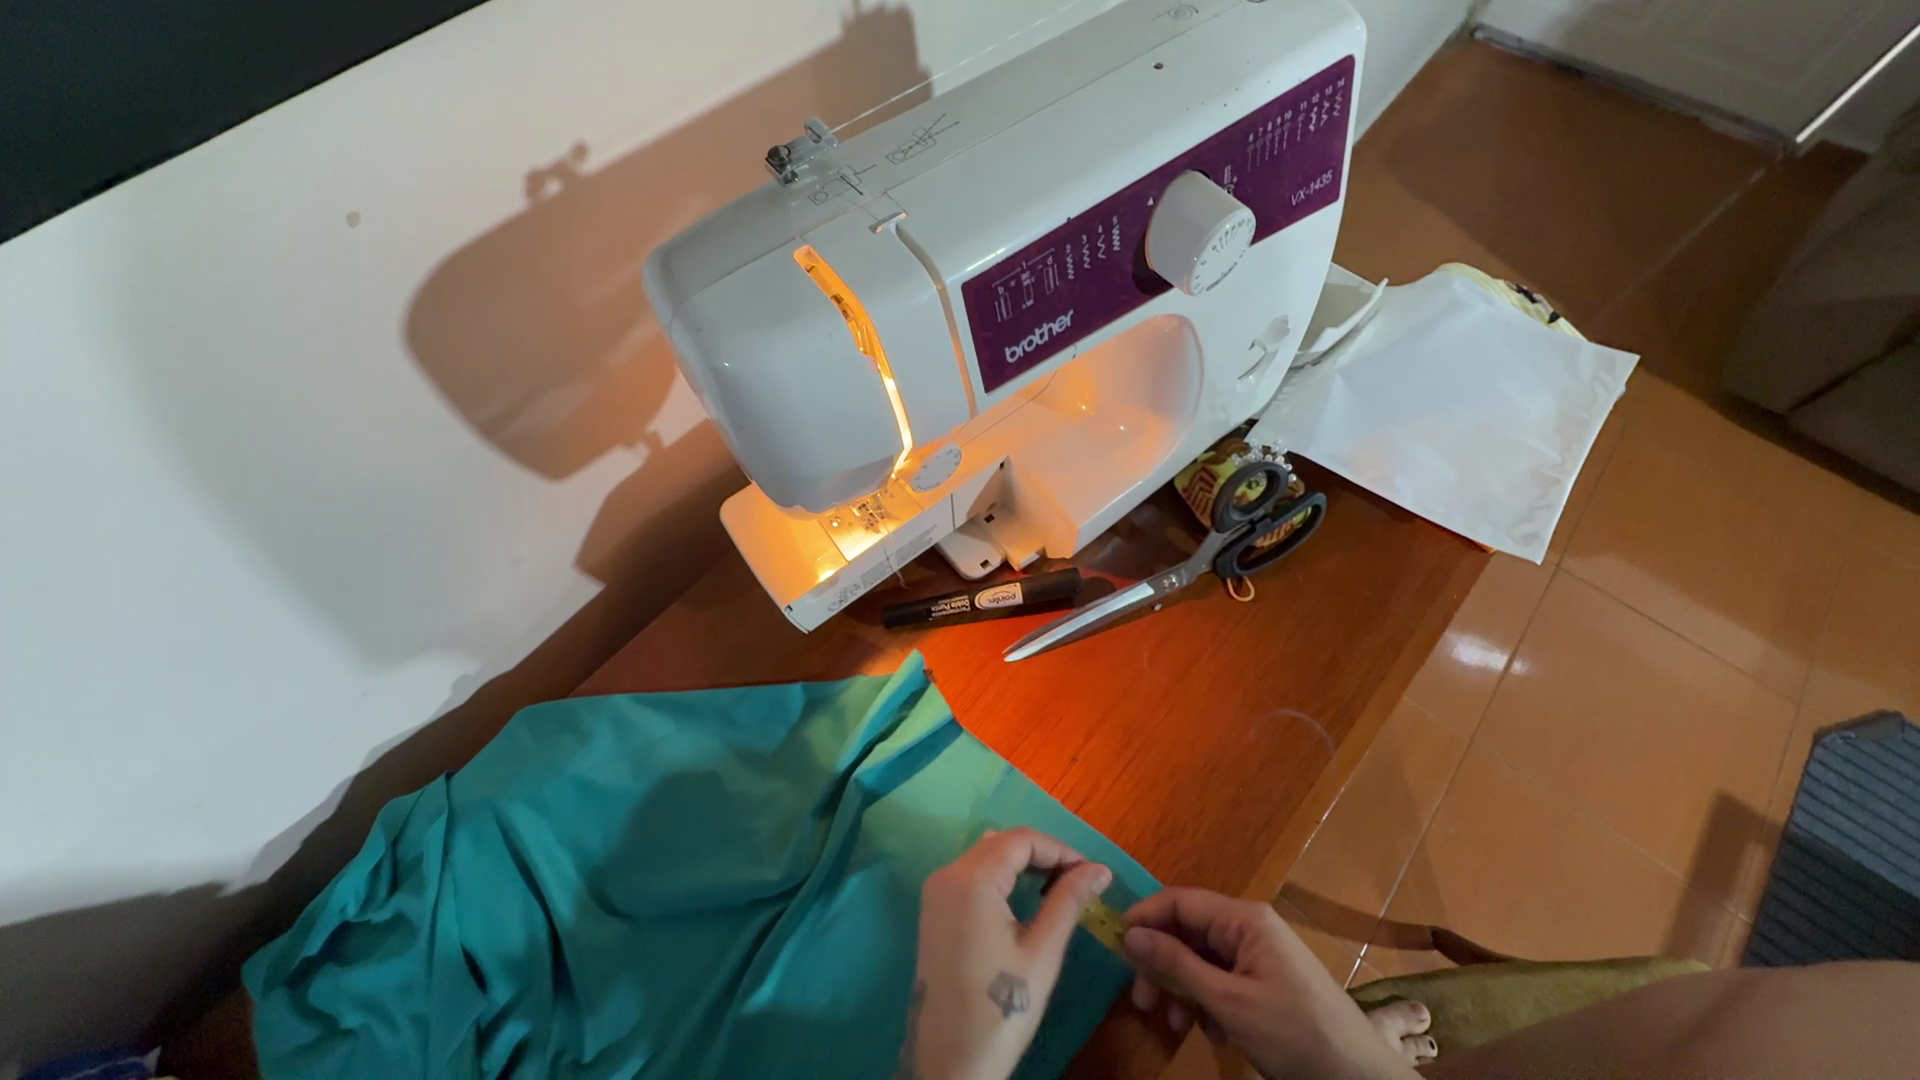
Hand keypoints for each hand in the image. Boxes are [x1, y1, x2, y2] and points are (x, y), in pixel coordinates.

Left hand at [901, 828, 1112, 1079]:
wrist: (948, 1062)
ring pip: (986, 856)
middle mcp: (947, 874)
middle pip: (1002, 842)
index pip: (1022, 840)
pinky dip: (1002, 877)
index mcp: (971, 878)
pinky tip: (1027, 899)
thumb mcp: (1043, 952)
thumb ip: (1069, 901)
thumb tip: (1099, 869)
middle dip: (1043, 855)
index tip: (1093, 873)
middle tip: (1080, 881)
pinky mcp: (934, 910)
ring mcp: (936, 892)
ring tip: (1060, 889)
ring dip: (1023, 865)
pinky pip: (972, 875)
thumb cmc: (1001, 1009)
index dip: (1061, 850)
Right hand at [1123, 888, 1417, 1079]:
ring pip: (1201, 959)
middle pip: (1188, 931)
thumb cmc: (1293, 1033)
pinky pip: (1221, 978)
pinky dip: (1207, 1001)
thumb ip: (1176, 964)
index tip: (1114, 946)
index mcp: (1244, 919)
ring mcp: (1259, 954)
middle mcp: (1249, 927)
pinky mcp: (1266, 981)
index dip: (1144, 918)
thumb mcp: (1228, 1002)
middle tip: (1142, 1002)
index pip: (1180, 901)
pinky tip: (1210, 1031)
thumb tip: (1128, 933)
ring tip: (1176, 1024)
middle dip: (1162, 964)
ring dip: (1182, 989)